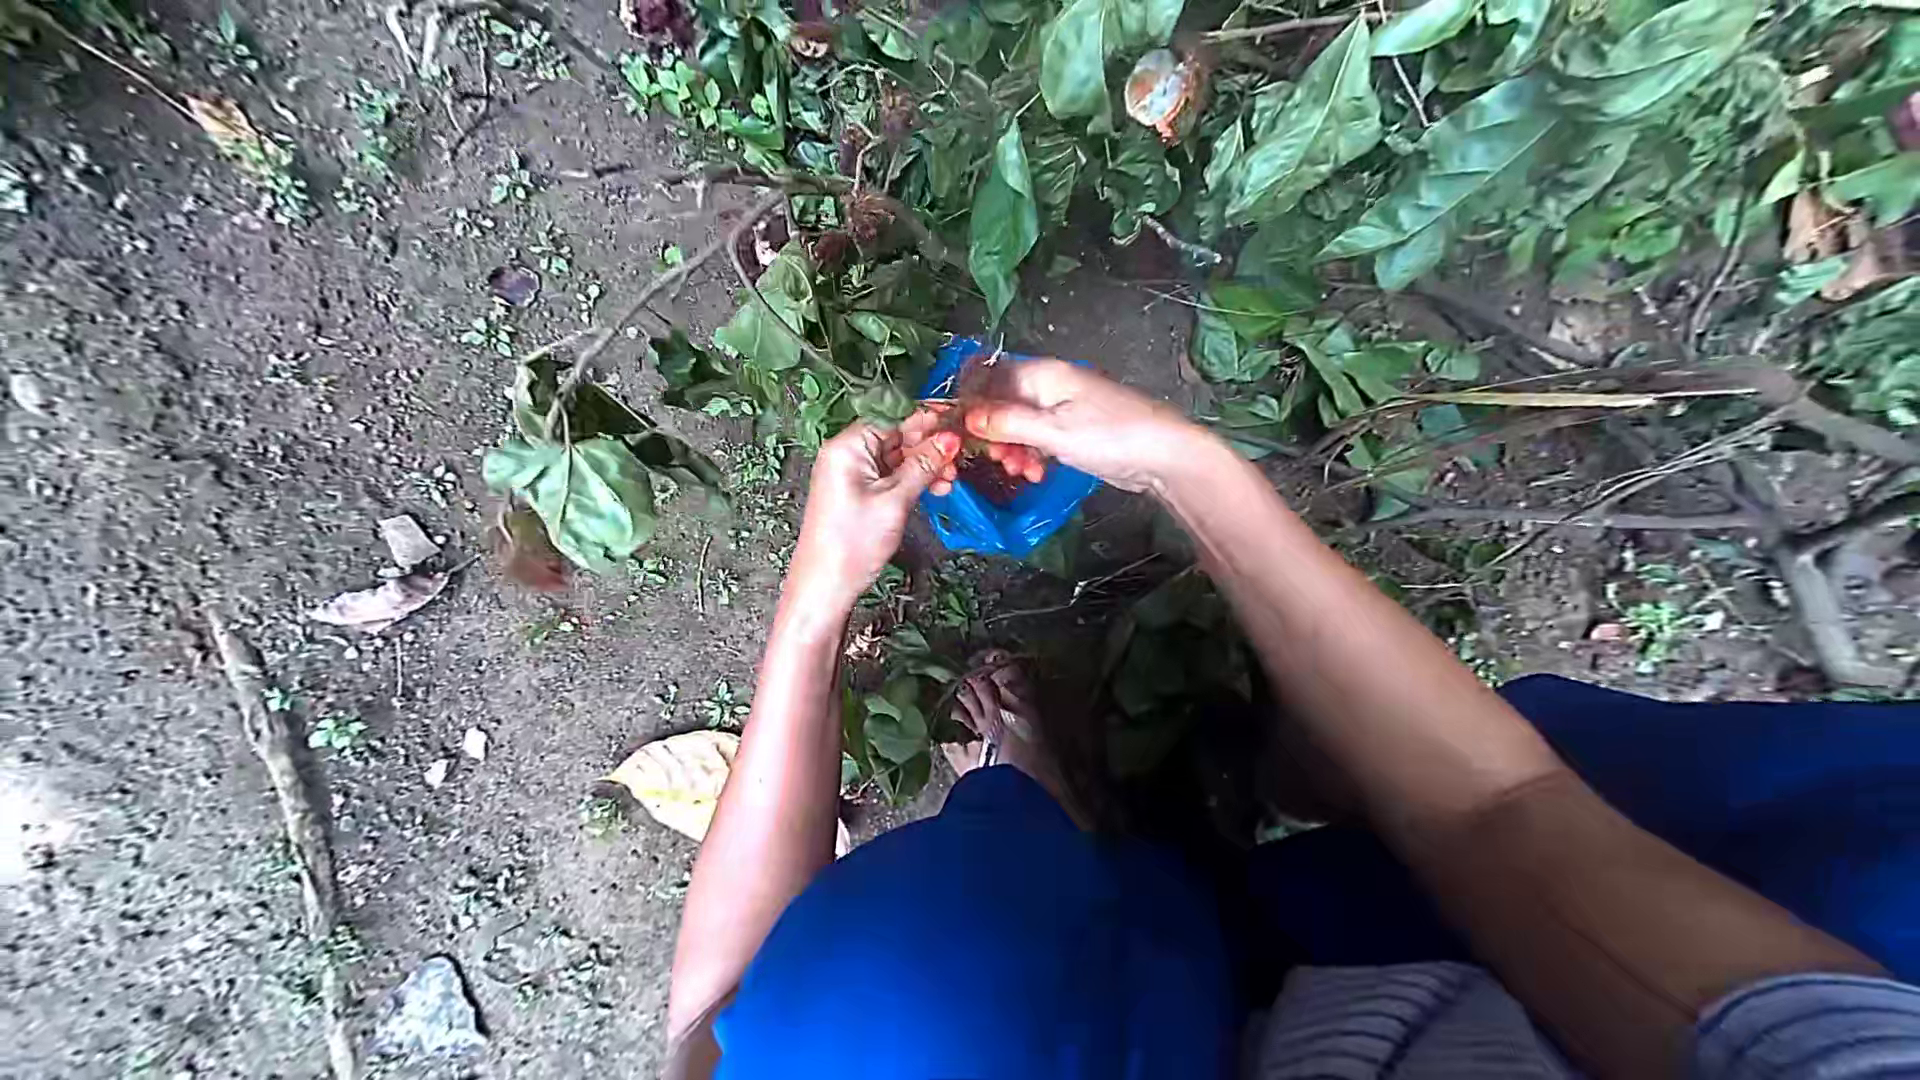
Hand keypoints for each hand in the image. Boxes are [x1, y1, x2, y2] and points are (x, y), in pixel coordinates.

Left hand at [786, 413, 961, 609]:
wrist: (826, 585)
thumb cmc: (852, 544)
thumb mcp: (895, 500)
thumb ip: (924, 466)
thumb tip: (949, 438)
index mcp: (847, 447)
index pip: (893, 417)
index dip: (926, 420)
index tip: (956, 422)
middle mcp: (846, 454)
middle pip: (896, 436)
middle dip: (929, 446)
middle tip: (959, 458)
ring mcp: (852, 473)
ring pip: (897, 458)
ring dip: (926, 466)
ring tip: (951, 480)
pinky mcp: (858, 492)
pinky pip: (890, 475)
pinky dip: (913, 480)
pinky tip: (936, 489)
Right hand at [962, 359, 1213, 492]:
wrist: (1163, 454)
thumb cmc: (1109, 436)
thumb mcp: (1053, 431)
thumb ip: (1008, 423)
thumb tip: (968, 417)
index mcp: (1044, 374)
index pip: (991, 376)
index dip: (971, 401)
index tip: (959, 431)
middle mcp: (1050, 385)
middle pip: (1003, 402)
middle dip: (992, 431)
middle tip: (996, 458)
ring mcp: (1063, 407)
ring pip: (1020, 423)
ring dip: (1013, 448)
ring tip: (1019, 470)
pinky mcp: (1072, 429)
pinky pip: (1038, 437)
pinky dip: (1032, 454)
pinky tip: (1035, 473)